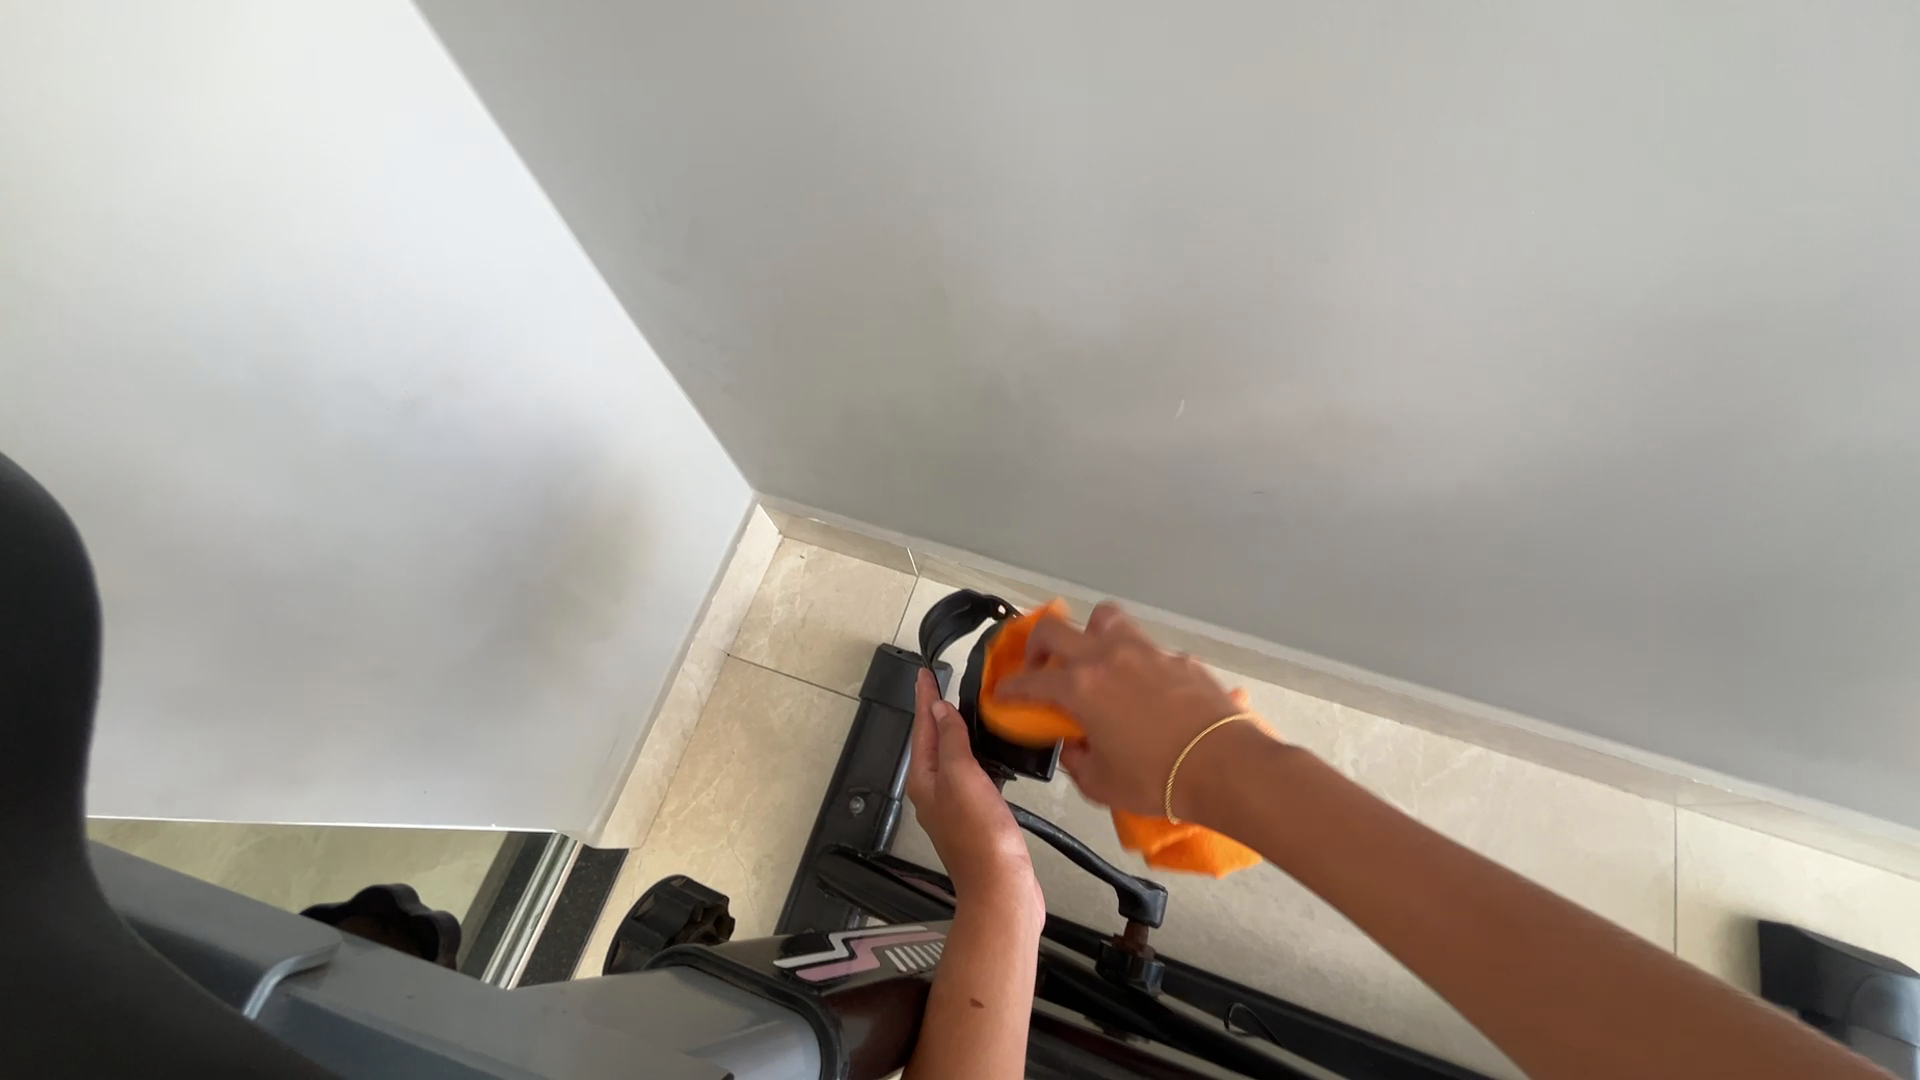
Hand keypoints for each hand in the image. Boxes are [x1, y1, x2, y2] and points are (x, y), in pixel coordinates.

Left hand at [906, 669, 1042, 918]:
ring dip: (956, 732)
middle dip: (937, 712)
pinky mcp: (977, 816)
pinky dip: (977, 755)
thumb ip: (950, 740)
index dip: (925, 698)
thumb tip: (939, 708)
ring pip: (952, 757)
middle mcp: (934, 791)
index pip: (922, 728)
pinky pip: (972, 774)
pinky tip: (990, 752)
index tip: (924, 673)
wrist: (1002, 887)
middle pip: (932, 741)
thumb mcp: (961, 776)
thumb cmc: (980, 835)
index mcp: (924, 780)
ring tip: (966, 710)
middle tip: (942, 684)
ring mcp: (955, 805)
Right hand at [995, 602, 1259, 819]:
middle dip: (1037, 645)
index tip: (1002, 693)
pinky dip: (1135, 661)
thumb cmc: (1156, 779)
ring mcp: (1145, 651)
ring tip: (1094, 659)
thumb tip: (1075, 746)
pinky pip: (1146, 647)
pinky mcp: (1178, 657)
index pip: (1029, 681)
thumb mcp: (1102, 784)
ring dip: (1089, 634)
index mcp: (1080, 687)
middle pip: (1055, 629)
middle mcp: (1106, 657)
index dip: (1010, 688)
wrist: (1225, 766)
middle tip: (1041, 666)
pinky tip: (1145, 688)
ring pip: (1104, 618)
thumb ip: (1077, 762)